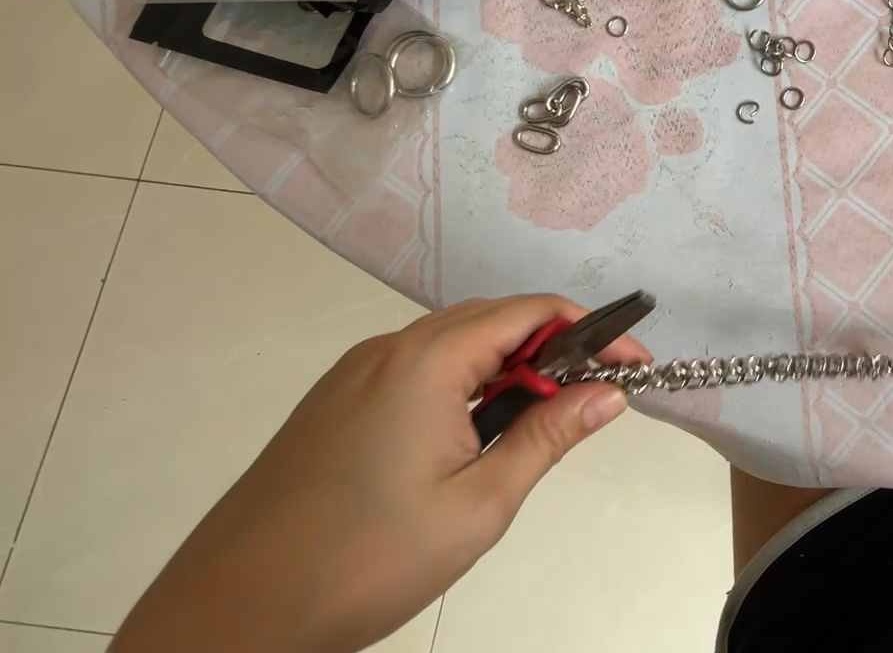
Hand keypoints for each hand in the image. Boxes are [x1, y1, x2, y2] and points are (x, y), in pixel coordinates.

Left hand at [113, 294, 648, 652]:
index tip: (634, 366)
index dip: (594, 331)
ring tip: (542, 413)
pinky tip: (475, 430)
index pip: (533, 312)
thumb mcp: (478, 505)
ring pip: (457, 342)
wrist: (217, 629)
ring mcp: (354, 375)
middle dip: (556, 345)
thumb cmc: (363, 562)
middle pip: (496, 318)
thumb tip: (611, 393)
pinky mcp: (334, 404)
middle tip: (594, 392)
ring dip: (511, 363)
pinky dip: (467, 379)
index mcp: (427, 361)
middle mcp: (389, 350)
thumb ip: (549, 436)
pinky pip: (420, 366)